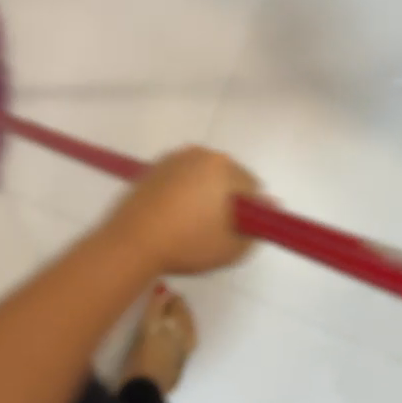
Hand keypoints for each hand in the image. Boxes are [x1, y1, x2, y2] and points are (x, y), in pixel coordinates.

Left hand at [92, 147, 260, 275]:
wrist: (131, 243)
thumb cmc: (187, 244)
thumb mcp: (232, 248)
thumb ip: (258, 228)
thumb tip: (270, 207)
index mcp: (223, 168)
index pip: (252, 187)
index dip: (249, 212)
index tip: (236, 232)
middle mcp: (200, 154)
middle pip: (227, 176)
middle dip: (226, 199)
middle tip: (213, 231)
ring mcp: (174, 158)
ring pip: (203, 176)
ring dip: (204, 194)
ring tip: (190, 225)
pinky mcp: (153, 168)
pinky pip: (180, 178)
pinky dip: (182, 192)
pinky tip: (172, 217)